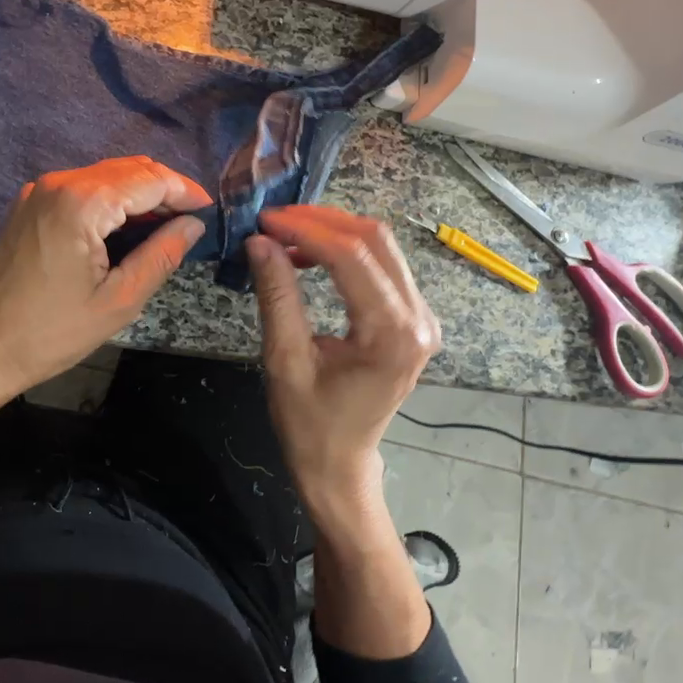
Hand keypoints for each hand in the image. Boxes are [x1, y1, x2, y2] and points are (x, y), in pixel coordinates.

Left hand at [0, 157, 211, 419]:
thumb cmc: (53, 333)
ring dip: (138, 193)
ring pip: (104, 176)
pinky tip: (126, 226)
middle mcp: (59, 183)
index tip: (211, 210)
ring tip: (167, 224)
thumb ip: (161, 255)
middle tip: (193, 219)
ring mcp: (39, 191)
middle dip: (164, 189)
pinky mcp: (28, 205)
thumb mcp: (119, 300)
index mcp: (82, 202)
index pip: (149, 179)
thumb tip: (193, 225)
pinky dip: (110, 200)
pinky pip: (81, 188)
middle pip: (127, 169)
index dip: (185, 191)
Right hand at [246, 206, 440, 516]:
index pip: (352, 257)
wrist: (340, 463)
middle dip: (322, 221)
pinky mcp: (414, 318)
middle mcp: (419, 320)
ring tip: (286, 236)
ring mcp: (423, 318)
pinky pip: (383, 265)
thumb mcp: (284, 359)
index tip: (266, 220)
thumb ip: (277, 295)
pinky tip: (311, 256)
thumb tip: (260, 241)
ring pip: (382, 247)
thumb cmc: (309, 422)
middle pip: (375, 240)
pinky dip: (346, 251)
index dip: (306, 230)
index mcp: (391, 334)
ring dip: (333, 232)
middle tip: (274, 221)